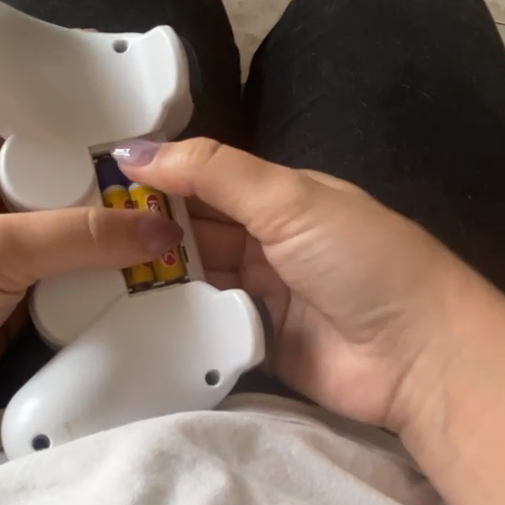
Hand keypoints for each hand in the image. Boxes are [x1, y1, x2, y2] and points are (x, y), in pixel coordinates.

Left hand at [0, 107, 183, 439]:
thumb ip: (81, 237)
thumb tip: (163, 230)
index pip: (22, 105)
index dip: (72, 98)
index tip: (136, 97)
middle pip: (63, 171)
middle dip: (112, 174)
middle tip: (176, 175)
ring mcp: (10, 252)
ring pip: (74, 229)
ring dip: (116, 233)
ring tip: (180, 225)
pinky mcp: (24, 300)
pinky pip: (75, 278)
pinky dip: (105, 280)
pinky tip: (150, 275)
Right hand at [118, 138, 485, 434]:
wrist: (416, 354)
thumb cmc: (360, 260)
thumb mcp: (289, 199)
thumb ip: (213, 172)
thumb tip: (133, 150)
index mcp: (281, 198)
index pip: (206, 181)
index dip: (158, 180)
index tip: (98, 185)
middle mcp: (270, 244)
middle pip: (197, 232)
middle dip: (150, 231)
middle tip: (87, 236)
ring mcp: (264, 297)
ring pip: (199, 279)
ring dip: (159, 277)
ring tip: (96, 274)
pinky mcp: (258, 344)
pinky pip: (209, 327)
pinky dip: (178, 320)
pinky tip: (130, 317)